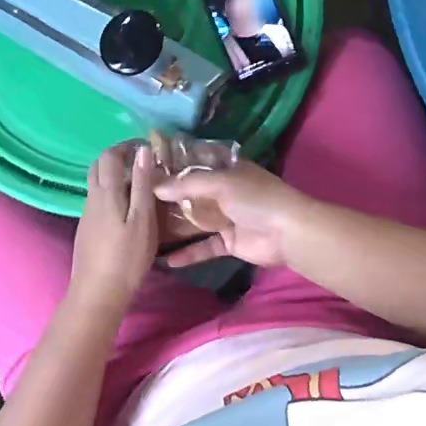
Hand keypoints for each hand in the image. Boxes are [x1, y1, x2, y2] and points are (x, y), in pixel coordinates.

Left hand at [70, 143, 159, 312]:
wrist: (97, 292)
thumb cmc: (125, 257)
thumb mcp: (142, 220)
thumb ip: (142, 184)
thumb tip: (142, 151)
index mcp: (105, 192)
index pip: (108, 156)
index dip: (125, 146)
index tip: (145, 146)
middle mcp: (91, 198)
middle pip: (98, 166)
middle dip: (117, 157)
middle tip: (141, 161)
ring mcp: (87, 214)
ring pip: (97, 183)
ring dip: (114, 175)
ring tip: (140, 183)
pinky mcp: (87, 228)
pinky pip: (98, 199)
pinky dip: (112, 192)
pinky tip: (128, 207)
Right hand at [155, 161, 314, 268]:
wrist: (289, 233)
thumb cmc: (255, 198)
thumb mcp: (220, 183)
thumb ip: (186, 185)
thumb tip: (154, 188)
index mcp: (225, 170)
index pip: (194, 165)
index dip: (172, 167)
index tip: (144, 171)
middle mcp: (224, 192)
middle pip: (190, 194)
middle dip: (167, 199)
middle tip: (136, 203)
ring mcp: (226, 218)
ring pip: (194, 221)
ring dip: (174, 227)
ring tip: (144, 230)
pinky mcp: (229, 242)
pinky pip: (204, 247)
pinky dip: (188, 254)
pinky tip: (166, 260)